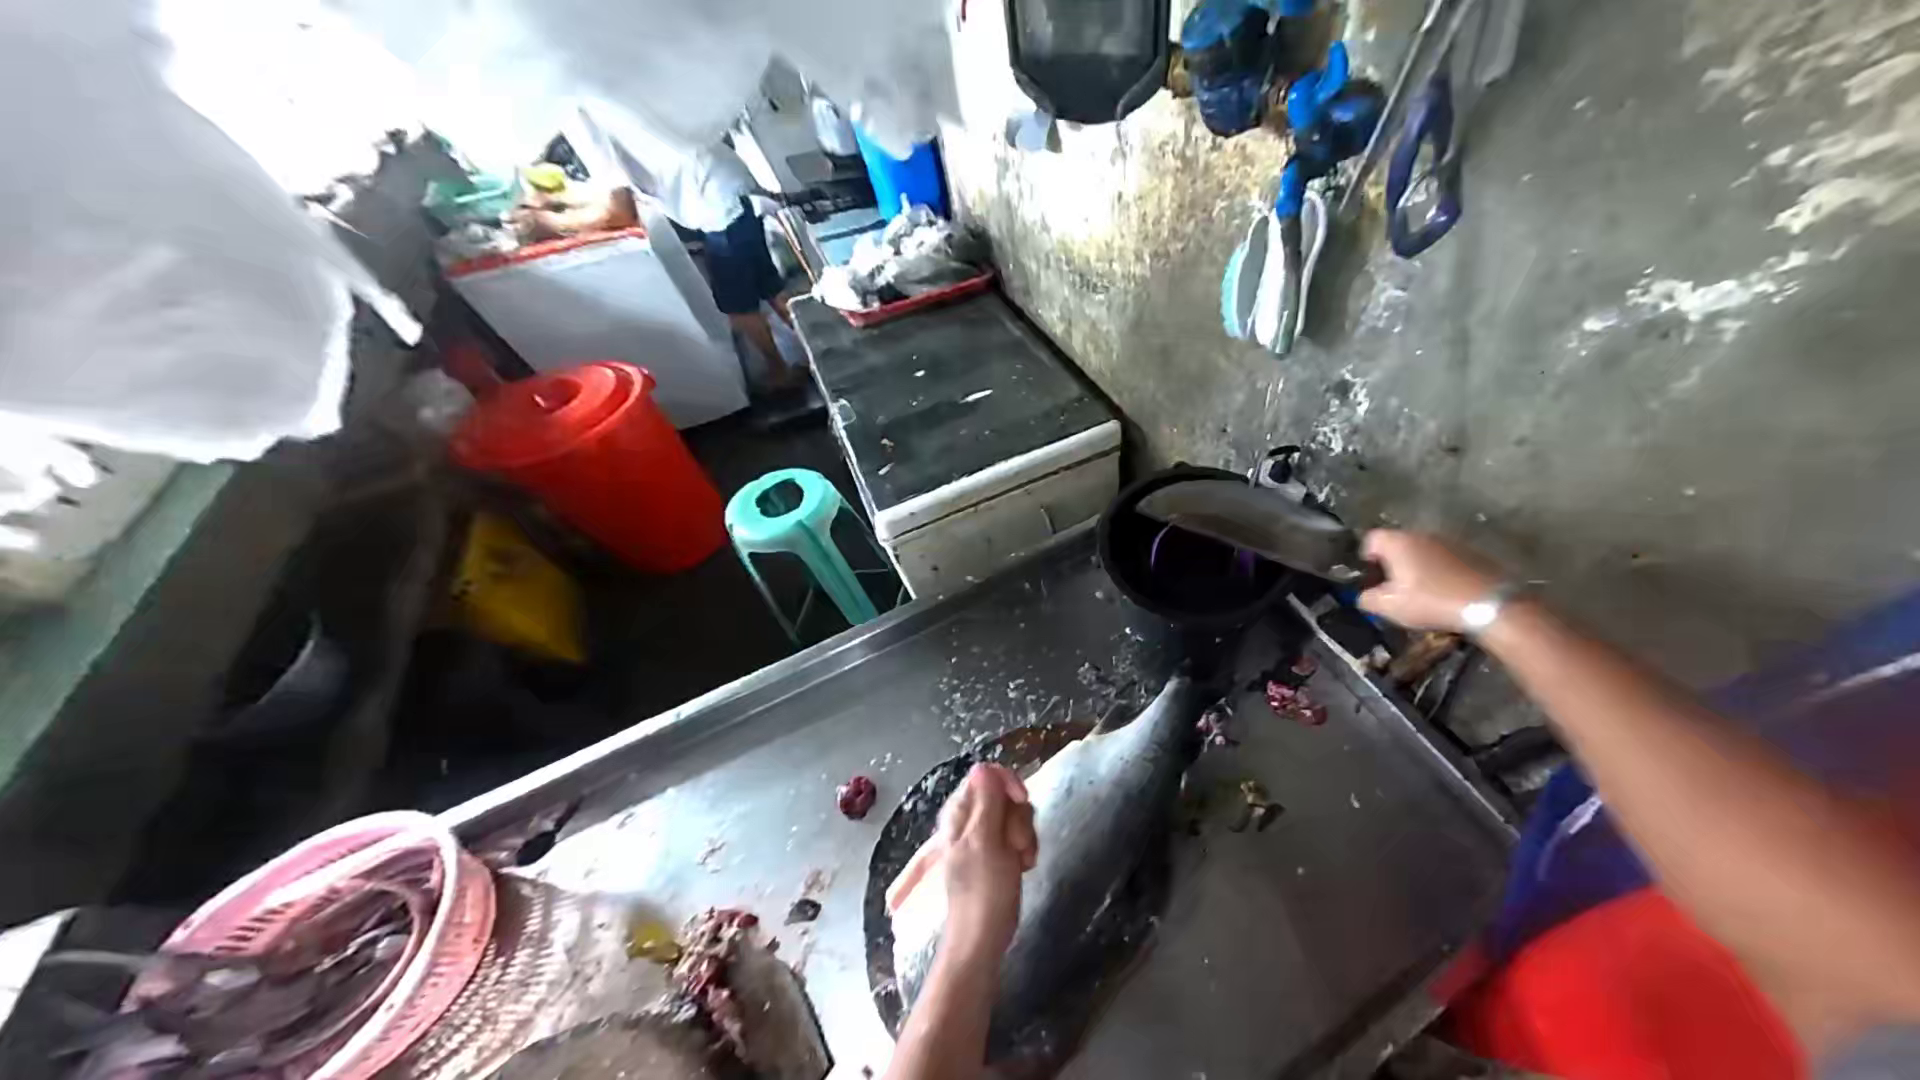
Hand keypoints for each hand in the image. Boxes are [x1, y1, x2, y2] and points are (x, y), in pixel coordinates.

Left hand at [886, 763, 1037, 958]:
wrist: (983, 939)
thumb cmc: (984, 892)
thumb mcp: (986, 841)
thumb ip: (987, 801)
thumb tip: (983, 765)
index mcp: (960, 810)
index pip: (987, 773)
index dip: (1008, 783)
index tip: (1020, 801)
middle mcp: (969, 817)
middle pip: (1005, 794)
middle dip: (1018, 817)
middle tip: (1014, 845)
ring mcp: (983, 835)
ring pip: (1015, 815)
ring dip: (1024, 835)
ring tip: (1019, 861)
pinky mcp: (996, 852)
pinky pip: (1017, 835)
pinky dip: (1024, 848)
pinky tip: (1023, 867)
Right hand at [1358, 530, 1503, 631]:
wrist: (1491, 605)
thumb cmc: (1431, 601)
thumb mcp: (1388, 606)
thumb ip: (1366, 598)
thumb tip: (1364, 595)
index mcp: (1398, 542)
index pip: (1370, 539)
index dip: (1366, 558)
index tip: (1372, 578)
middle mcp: (1423, 534)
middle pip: (1398, 544)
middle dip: (1392, 563)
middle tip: (1394, 587)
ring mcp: (1450, 542)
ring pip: (1423, 551)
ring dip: (1417, 566)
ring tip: (1421, 591)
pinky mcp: (1473, 553)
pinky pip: (1445, 559)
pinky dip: (1440, 571)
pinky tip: (1445, 591)